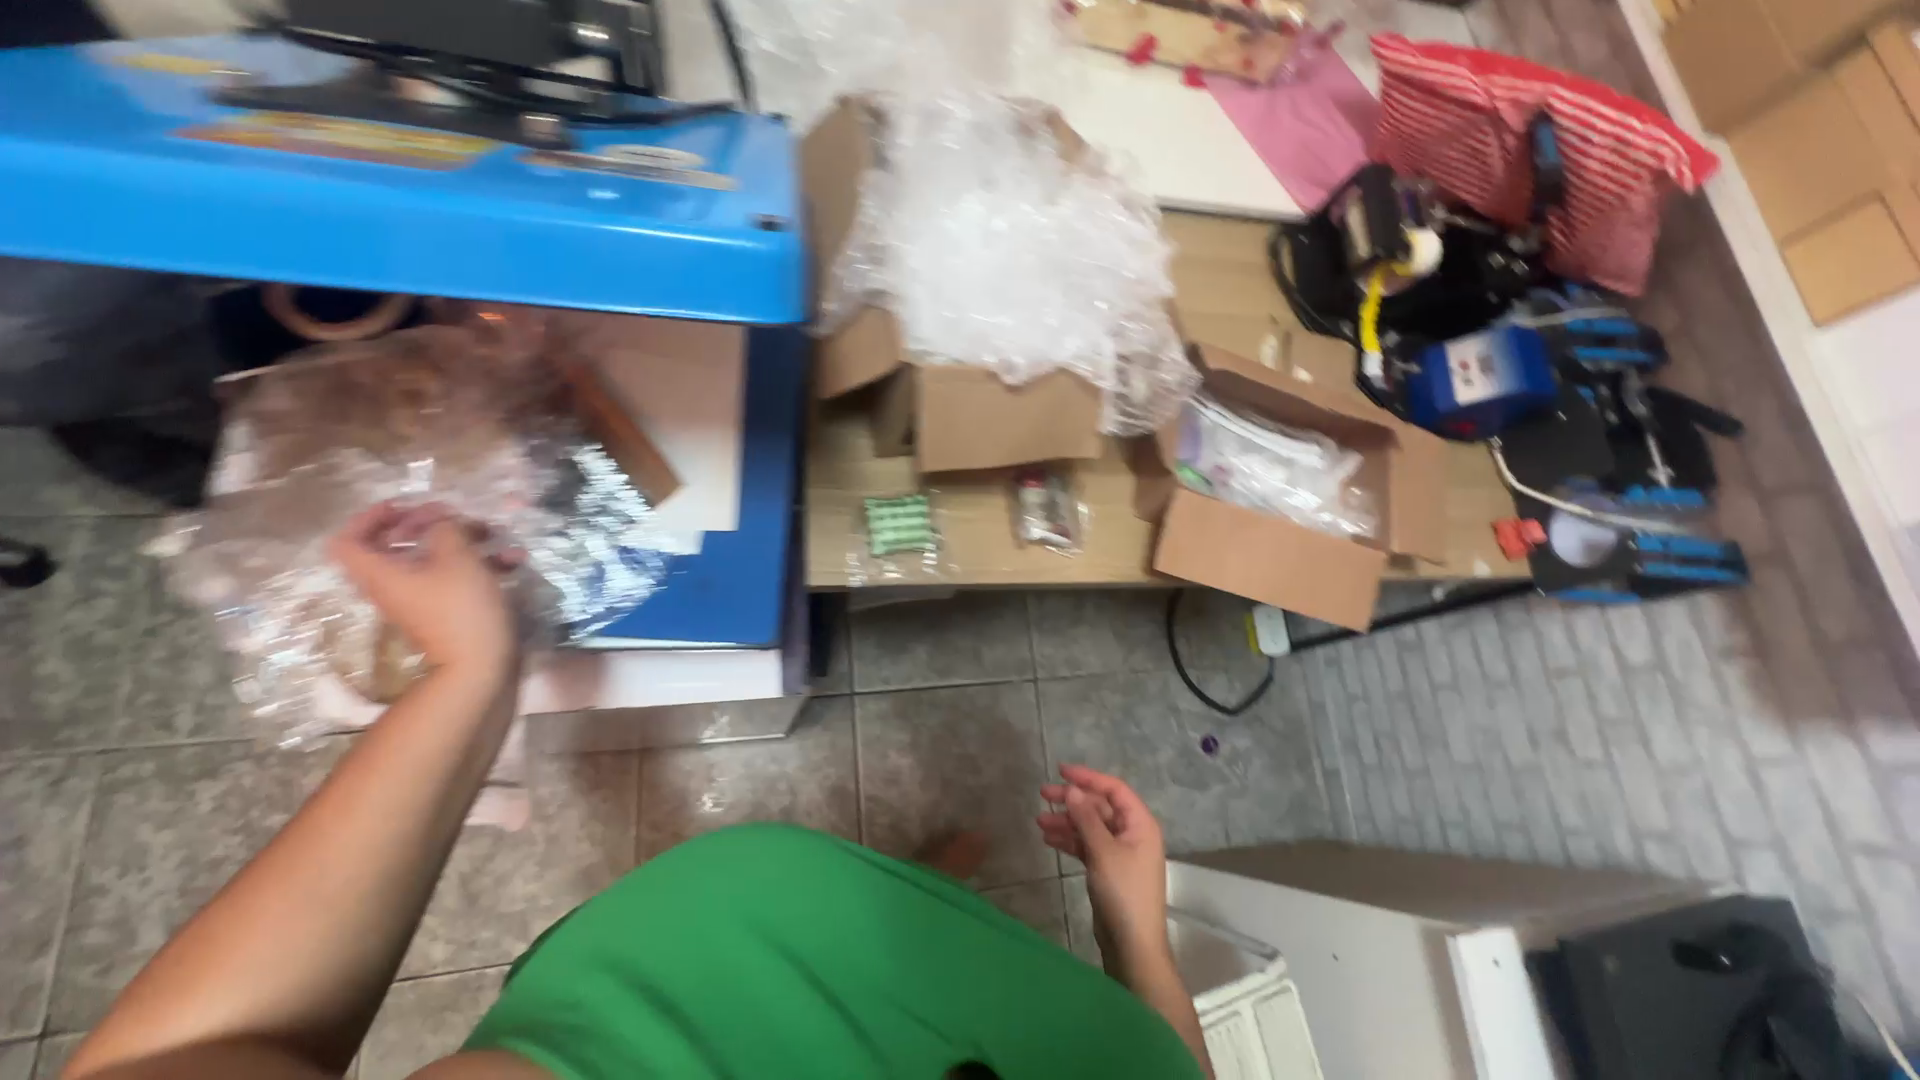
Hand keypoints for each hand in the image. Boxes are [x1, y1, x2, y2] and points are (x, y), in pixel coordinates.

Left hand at [327, 501, 520, 672]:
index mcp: (380, 573)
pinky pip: (453, 577)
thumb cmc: (461, 608)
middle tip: (453, 514)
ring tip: (494, 533)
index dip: (370, 517)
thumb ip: (445, 528)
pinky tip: (512, 559)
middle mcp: (393, 585)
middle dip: (425, 523)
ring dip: (462, 541)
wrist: (479, 664)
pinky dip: (478, 564)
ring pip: (430, 558)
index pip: (348, 540)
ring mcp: (419, 599)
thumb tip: (441, 521)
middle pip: (392, 545)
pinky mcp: (445, 609)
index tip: (404, 506)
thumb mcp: (457, 557)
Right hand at [1037, 765, 1168, 961]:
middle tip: (1042, 795)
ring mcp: (1120, 852)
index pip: (1114, 789)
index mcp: (1140, 824)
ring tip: (1039, 822)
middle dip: (1072, 800)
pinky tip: (1049, 840)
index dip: (1088, 777)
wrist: (1132, 944)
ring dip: (1066, 822)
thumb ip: (1086, 818)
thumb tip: (1072, 790)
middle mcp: (1132, 833)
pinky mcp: (1108, 870)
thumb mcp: (1103, 851)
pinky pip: (1087, 846)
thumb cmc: (1123, 892)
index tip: (1060, 771)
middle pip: (1099, 807)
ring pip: (1090, 827)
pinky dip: (1070, 841)